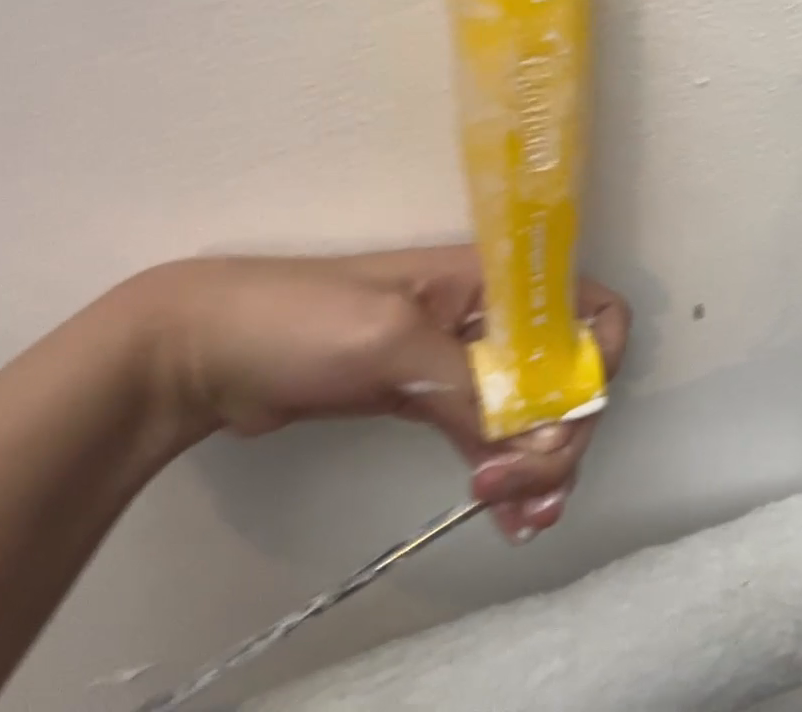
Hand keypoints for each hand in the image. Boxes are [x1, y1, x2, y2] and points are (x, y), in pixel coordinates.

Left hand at [126, 247, 629, 541]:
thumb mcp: (392, 340)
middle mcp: (495, 323)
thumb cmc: (299, 319)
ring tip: (526, 516)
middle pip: (568, 378)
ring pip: (535, 416)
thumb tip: (537, 442)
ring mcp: (468, 367)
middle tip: (527, 486)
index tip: (572, 409)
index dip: (600, 356)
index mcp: (495, 283)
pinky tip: (510, 518)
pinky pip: (494, 441)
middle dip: (562, 434)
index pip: (588, 308)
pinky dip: (509, 477)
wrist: (201, 356)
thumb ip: (471, 387)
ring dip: (542, 467)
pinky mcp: (437, 404)